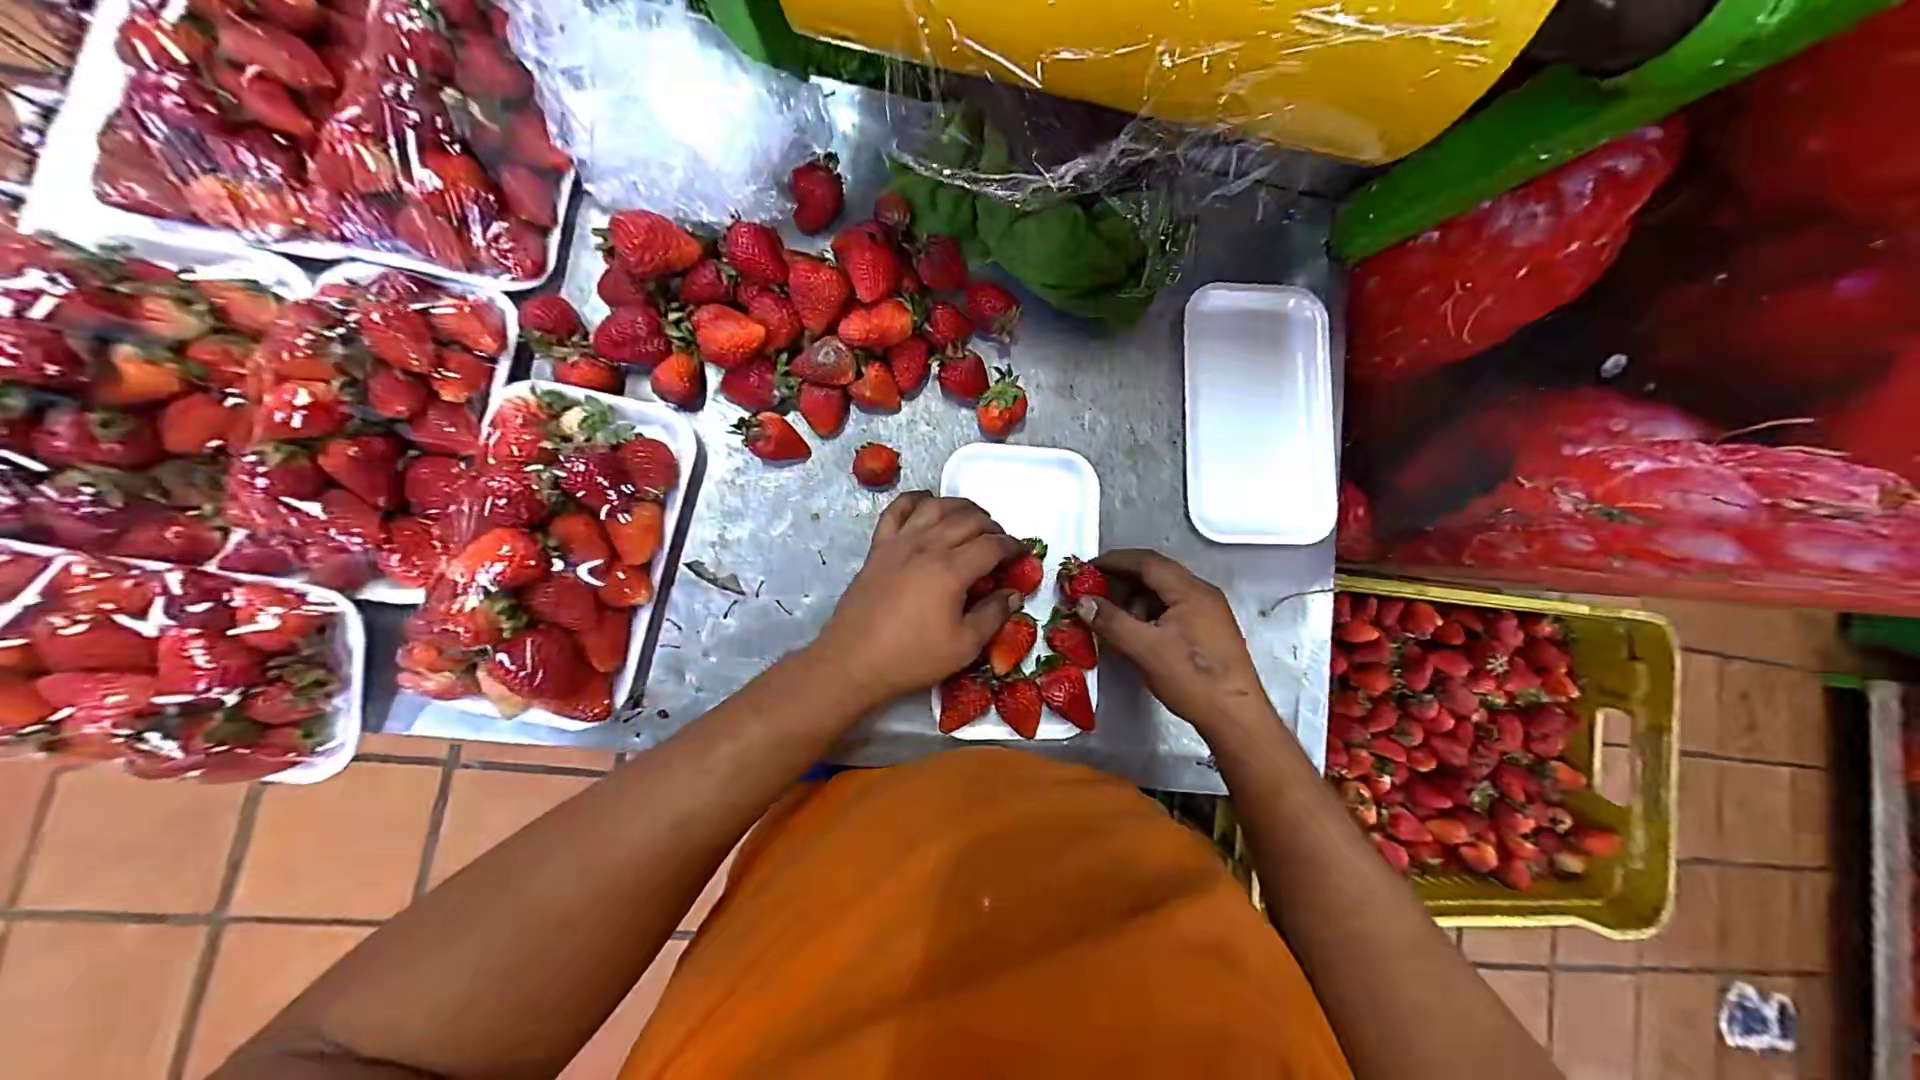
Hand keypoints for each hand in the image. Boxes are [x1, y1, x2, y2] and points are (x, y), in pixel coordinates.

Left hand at [807, 492, 1021, 706]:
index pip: (992, 545)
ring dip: (960, 506)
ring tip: (973, 518)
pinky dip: (915, 500)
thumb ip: (993, 615)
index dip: (1012, 546)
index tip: (1022, 553)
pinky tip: (926, 503)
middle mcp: (927, 546)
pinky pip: (897, 510)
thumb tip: (1012, 594)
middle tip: (1000, 542)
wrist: (853, 661)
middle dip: (992, 526)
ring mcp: (900, 543)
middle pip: (968, 520)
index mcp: (952, 570)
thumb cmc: (911, 657)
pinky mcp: (878, 548)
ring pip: (936, 506)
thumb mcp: (964, 646)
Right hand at [1076, 550, 1275, 736]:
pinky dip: (1150, 613)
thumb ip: (1111, 621)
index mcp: (1190, 591)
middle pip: (1156, 574)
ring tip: (1113, 618)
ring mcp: (1209, 612)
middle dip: (1122, 581)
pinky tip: (1137, 634)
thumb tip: (1083, 602)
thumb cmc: (1191, 679)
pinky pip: (1174, 609)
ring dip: (1135, 599)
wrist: (1236, 717)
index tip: (1087, 568)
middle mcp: (1203, 594)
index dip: (1114, 561)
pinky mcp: (1209, 631)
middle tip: (1094, 593)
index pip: (1147, 562)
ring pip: (1165, 593)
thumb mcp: (1144, 649)